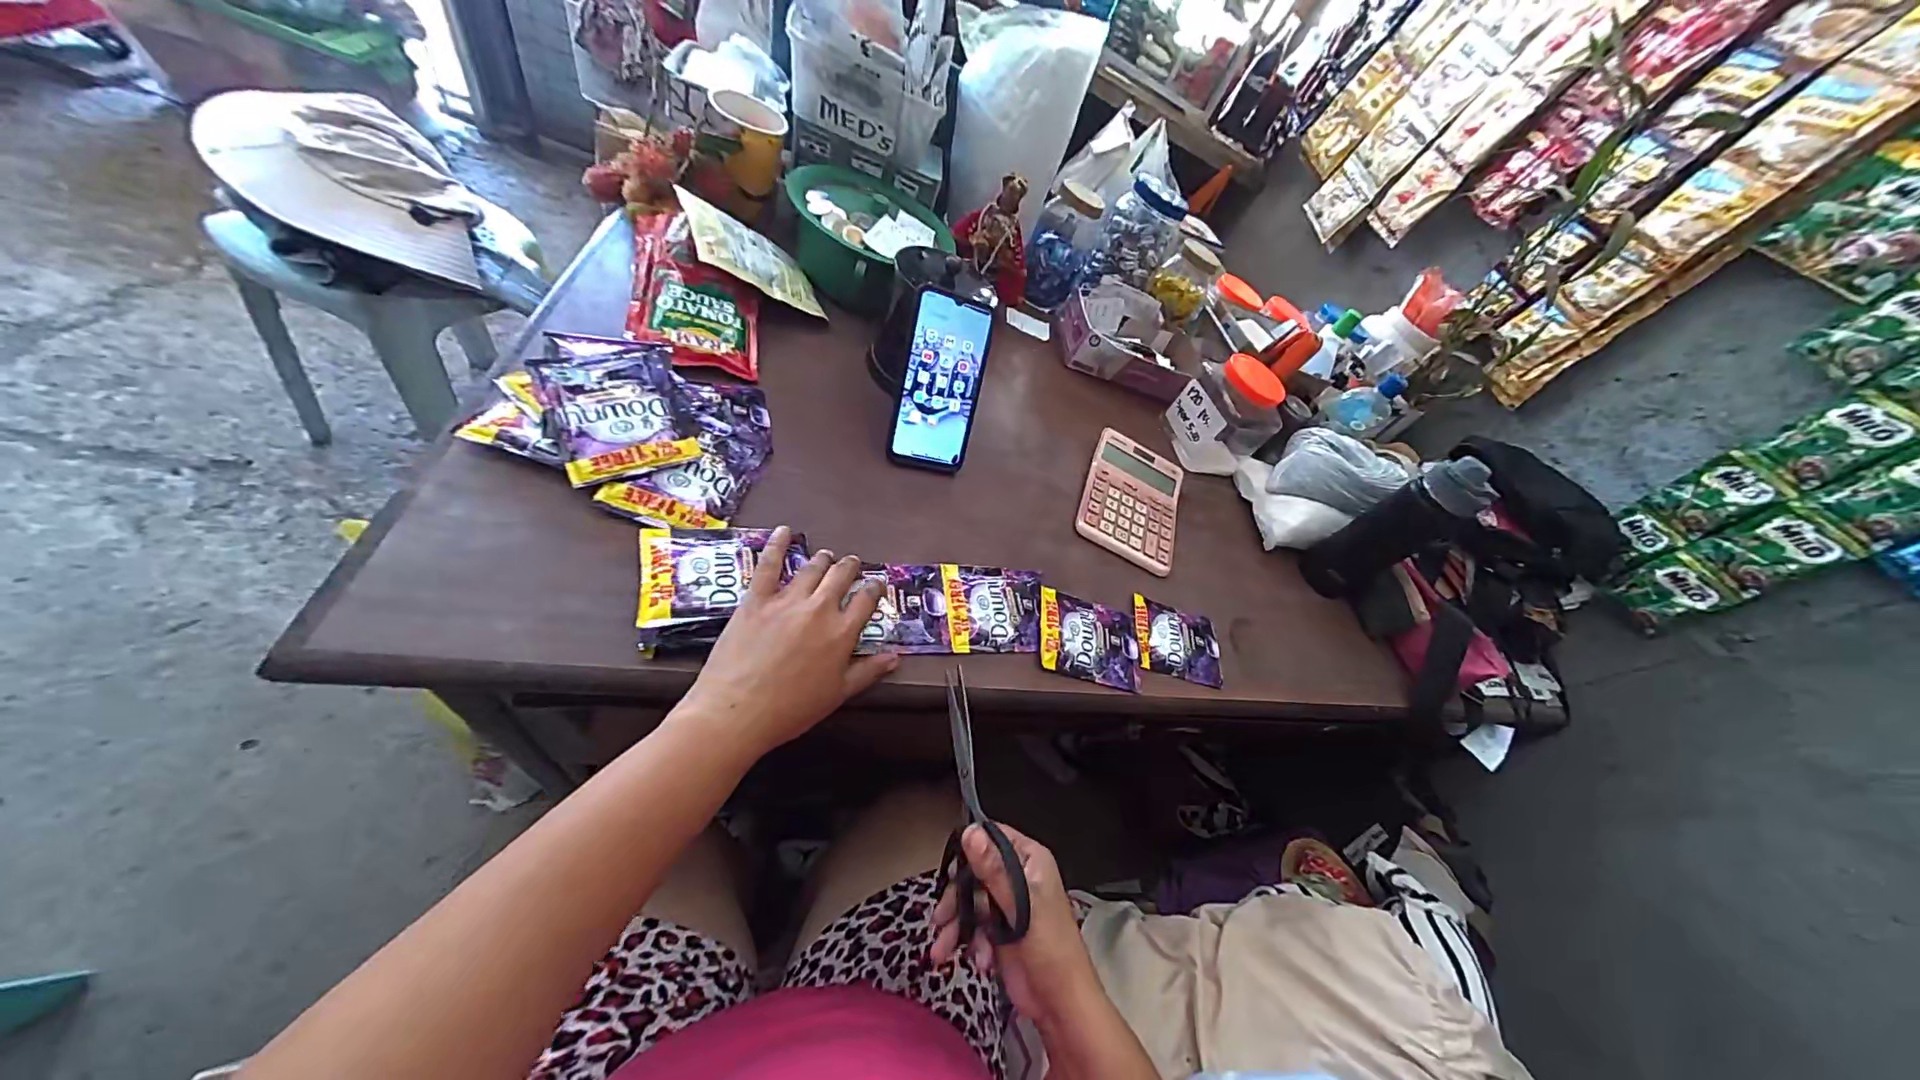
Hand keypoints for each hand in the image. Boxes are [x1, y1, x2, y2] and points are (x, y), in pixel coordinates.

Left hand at [671, 526, 897, 758]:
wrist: (738, 711)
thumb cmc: (791, 709)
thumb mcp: (837, 694)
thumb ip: (867, 671)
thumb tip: (895, 658)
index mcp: (842, 633)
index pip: (866, 600)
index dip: (873, 589)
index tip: (875, 585)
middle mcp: (819, 609)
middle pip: (841, 577)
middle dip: (850, 568)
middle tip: (851, 565)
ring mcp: (786, 601)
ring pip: (811, 568)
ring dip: (823, 560)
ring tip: (826, 556)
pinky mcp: (756, 599)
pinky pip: (768, 565)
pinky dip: (776, 544)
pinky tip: (784, 531)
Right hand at [931, 822, 1099, 1026]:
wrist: (1061, 1005)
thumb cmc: (1051, 949)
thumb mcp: (1020, 905)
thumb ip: (993, 869)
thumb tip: (970, 832)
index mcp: (1030, 860)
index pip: (993, 838)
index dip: (970, 850)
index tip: (950, 869)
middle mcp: (1018, 877)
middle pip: (975, 872)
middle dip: (956, 899)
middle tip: (940, 918)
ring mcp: (1008, 904)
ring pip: (970, 901)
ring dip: (957, 925)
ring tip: (944, 948)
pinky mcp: (999, 929)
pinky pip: (974, 924)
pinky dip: (969, 941)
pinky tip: (978, 960)